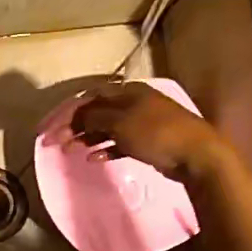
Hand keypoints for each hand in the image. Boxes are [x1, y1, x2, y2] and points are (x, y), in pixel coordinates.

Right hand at [70, 83, 224, 180]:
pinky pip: (122, 143)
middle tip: (61, 142)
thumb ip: (95, 117)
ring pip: (110, 128)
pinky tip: (95, 159)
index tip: (56, 128)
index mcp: (129, 92)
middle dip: (78, 125)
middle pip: (100, 111)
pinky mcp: (150, 142)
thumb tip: (79, 117)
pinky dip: (107, 149)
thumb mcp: (121, 122)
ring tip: (73, 150)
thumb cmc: (156, 133)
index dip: (72, 111)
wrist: (196, 155)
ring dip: (90, 138)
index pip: (93, 96)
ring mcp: (144, 123)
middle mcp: (135, 103)